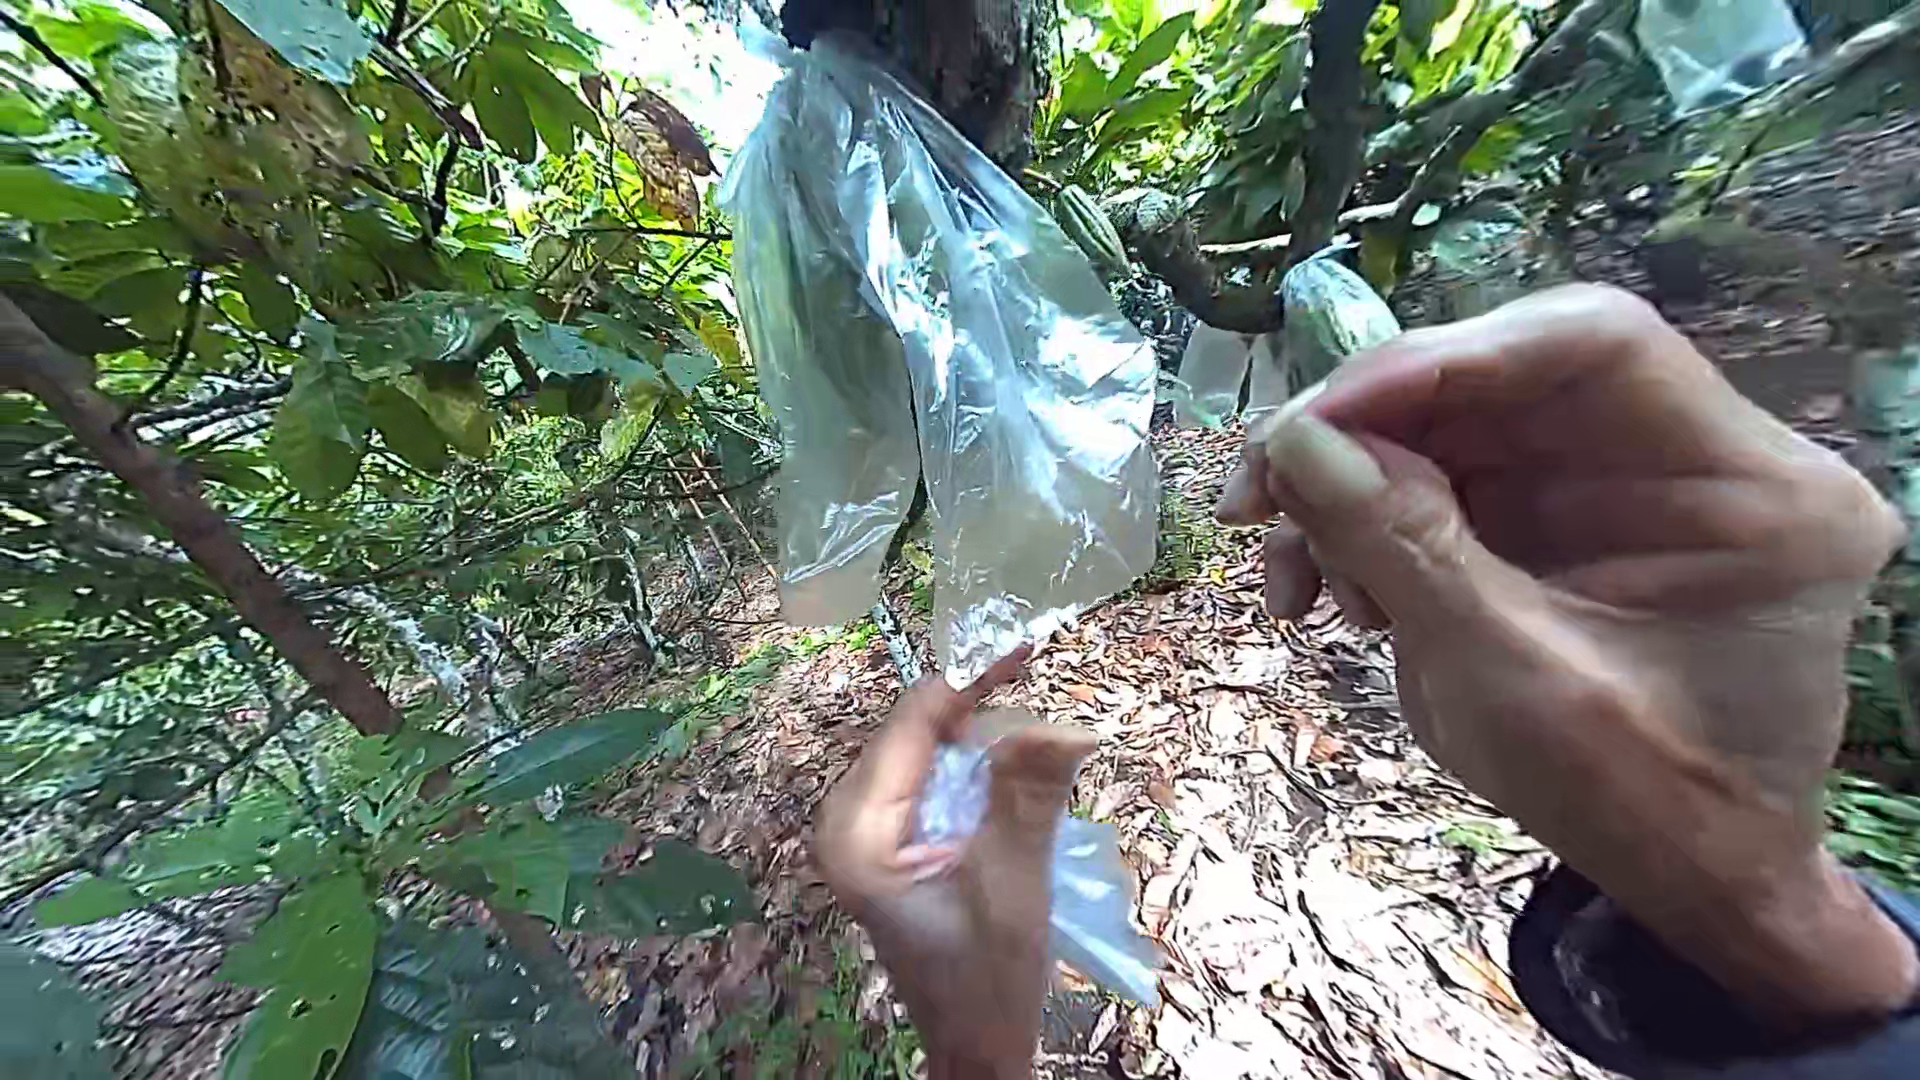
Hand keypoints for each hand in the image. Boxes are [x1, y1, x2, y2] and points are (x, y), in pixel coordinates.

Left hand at [815, 650, 1093, 1078]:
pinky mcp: (888, 830)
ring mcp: (866, 821)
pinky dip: (970, 754)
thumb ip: (1029, 797)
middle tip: (1029, 670)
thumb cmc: (988, 981)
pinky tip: (1005, 753)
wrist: (974, 1047)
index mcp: (859, 826)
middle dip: (975, 700)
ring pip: (925, 743)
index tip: (1020, 648)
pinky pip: (929, 769)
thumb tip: (1069, 724)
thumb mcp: (1014, 884)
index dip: (968, 679)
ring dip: (977, 724)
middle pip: (914, 727)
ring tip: (1025, 711)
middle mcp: (848, 813)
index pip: (912, 722)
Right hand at [1218, 285, 1916, 1024]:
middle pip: (1462, 387)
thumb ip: (1402, 547)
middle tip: (1251, 498)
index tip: (1311, 424)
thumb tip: (1291, 442)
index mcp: (1730, 484)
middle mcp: (1642, 458)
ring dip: (1319, 501)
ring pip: (1402, 439)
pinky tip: (1308, 601)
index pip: (1580, 345)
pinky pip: (1382, 492)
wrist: (1650, 864)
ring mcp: (1558, 487)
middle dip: (1340, 438)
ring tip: (1290, 584)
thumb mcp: (1504, 674)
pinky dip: (1325, 538)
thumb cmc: (1626, 794)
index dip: (1434, 363)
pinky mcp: (1491, 520)